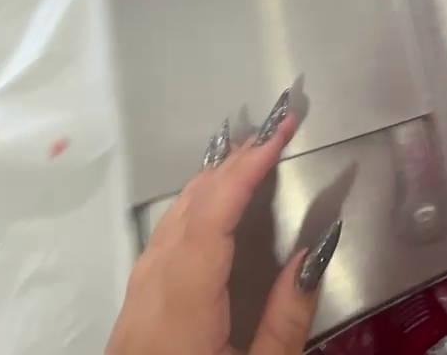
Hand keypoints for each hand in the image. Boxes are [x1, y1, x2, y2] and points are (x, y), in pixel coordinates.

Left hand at [106, 101, 341, 354]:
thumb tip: (313, 252)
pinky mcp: (133, 310)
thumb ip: (286, 318)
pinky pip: (163, 236)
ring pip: (172, 218)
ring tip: (249, 153)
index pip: (213, 214)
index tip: (280, 132)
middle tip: (275, 128)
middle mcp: (152, 292)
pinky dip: (193, 203)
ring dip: (211, 177)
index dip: (247, 166)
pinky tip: (207, 203)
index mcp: (183, 307)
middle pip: (190, 206)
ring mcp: (137, 299)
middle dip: (235, 160)